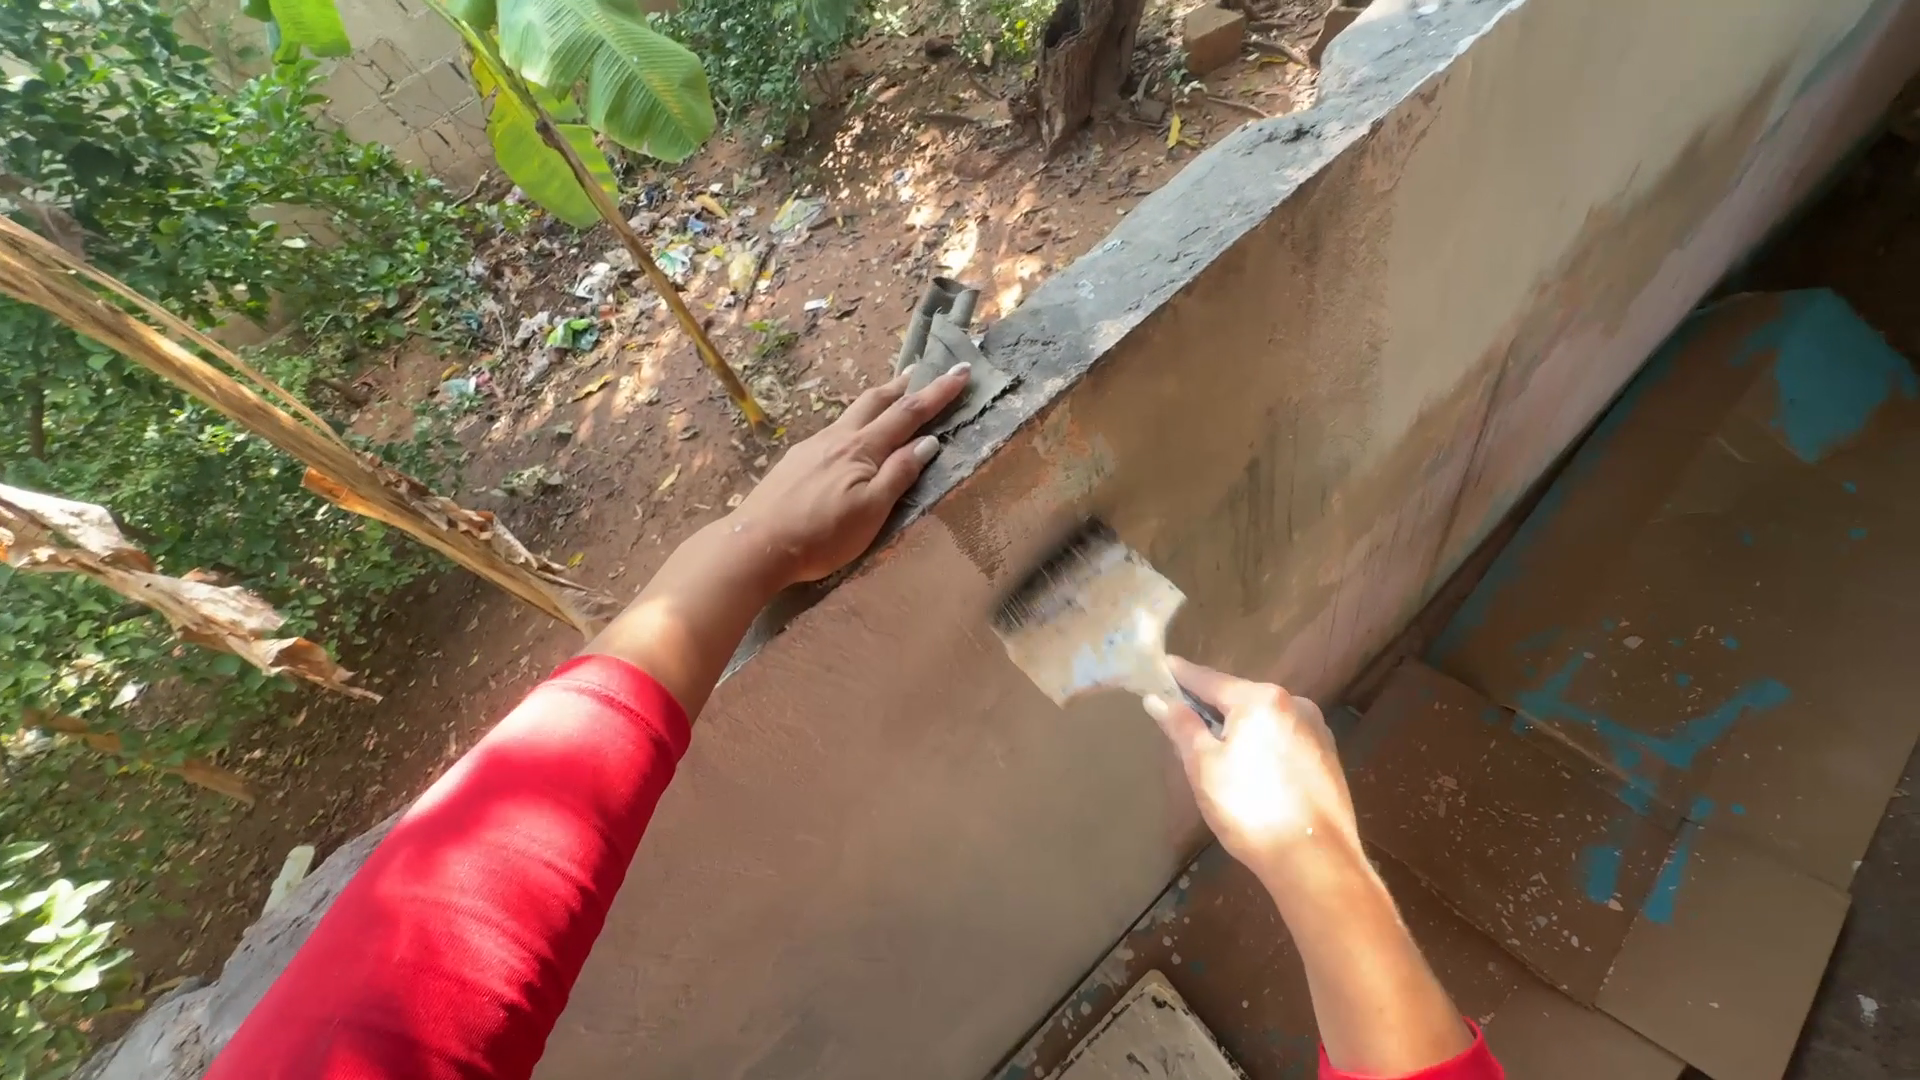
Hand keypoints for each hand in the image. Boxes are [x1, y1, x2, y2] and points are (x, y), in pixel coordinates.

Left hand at [730, 362, 971, 586]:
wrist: (756, 544)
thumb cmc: (822, 535)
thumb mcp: (872, 510)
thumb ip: (899, 474)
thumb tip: (928, 442)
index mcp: (862, 449)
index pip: (909, 414)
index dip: (938, 393)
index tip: (960, 371)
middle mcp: (837, 438)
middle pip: (874, 402)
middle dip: (902, 386)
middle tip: (920, 372)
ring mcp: (812, 447)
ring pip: (850, 415)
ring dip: (876, 402)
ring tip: (889, 398)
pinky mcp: (794, 461)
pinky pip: (833, 431)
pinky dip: (853, 423)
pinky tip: (848, 438)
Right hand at [1145, 657, 1362, 891]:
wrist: (1315, 861)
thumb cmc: (1249, 807)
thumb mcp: (1203, 764)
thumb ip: (1181, 725)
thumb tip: (1156, 699)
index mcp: (1260, 699)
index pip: (1208, 679)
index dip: (1180, 675)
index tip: (1161, 666)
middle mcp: (1293, 703)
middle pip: (1238, 697)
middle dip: (1210, 706)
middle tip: (1181, 719)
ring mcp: (1316, 729)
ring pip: (1262, 718)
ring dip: (1238, 727)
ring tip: (1215, 750)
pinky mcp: (1328, 757)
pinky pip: (1282, 738)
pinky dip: (1262, 744)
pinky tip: (1252, 770)